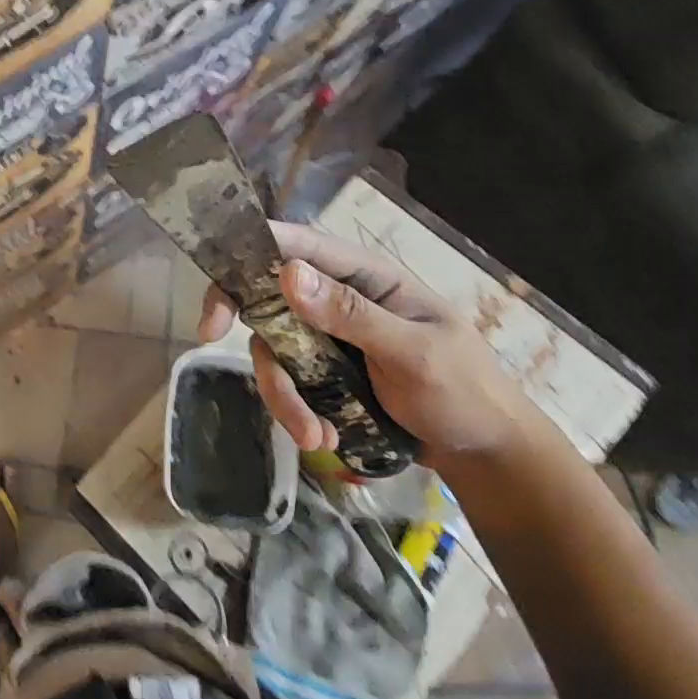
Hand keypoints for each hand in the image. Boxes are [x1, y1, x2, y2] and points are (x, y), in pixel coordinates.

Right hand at [196, 221, 547, 460]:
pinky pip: (289, 382)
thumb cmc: (465, 391)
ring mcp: (329, 337)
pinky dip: (296, 411)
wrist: (484, 452)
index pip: (296, 246)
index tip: (218, 302)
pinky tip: (322, 438)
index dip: (247, 259)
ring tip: (314, 438)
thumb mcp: (414, 353)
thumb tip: (286, 274)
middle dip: (255, 339)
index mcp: (365, 275)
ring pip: (275, 350)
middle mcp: (338, 297)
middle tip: (213, 347)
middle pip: (269, 300)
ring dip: (283, 394)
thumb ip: (352, 315)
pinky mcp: (324, 372)